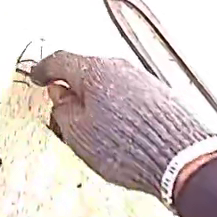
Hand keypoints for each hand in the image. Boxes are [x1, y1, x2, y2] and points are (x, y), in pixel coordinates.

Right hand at [28, 51, 216, 204]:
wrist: (179, 156)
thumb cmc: (124, 146)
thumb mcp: (79, 135)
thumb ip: (63, 109)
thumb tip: (59, 93)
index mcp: (93, 71)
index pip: (60, 60)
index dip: (44, 68)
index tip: (37, 76)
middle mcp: (117, 65)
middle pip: (86, 68)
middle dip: (72, 83)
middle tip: (61, 102)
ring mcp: (139, 76)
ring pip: (107, 79)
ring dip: (94, 94)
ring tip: (91, 123)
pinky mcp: (156, 90)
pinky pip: (126, 90)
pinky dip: (113, 101)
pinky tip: (116, 124)